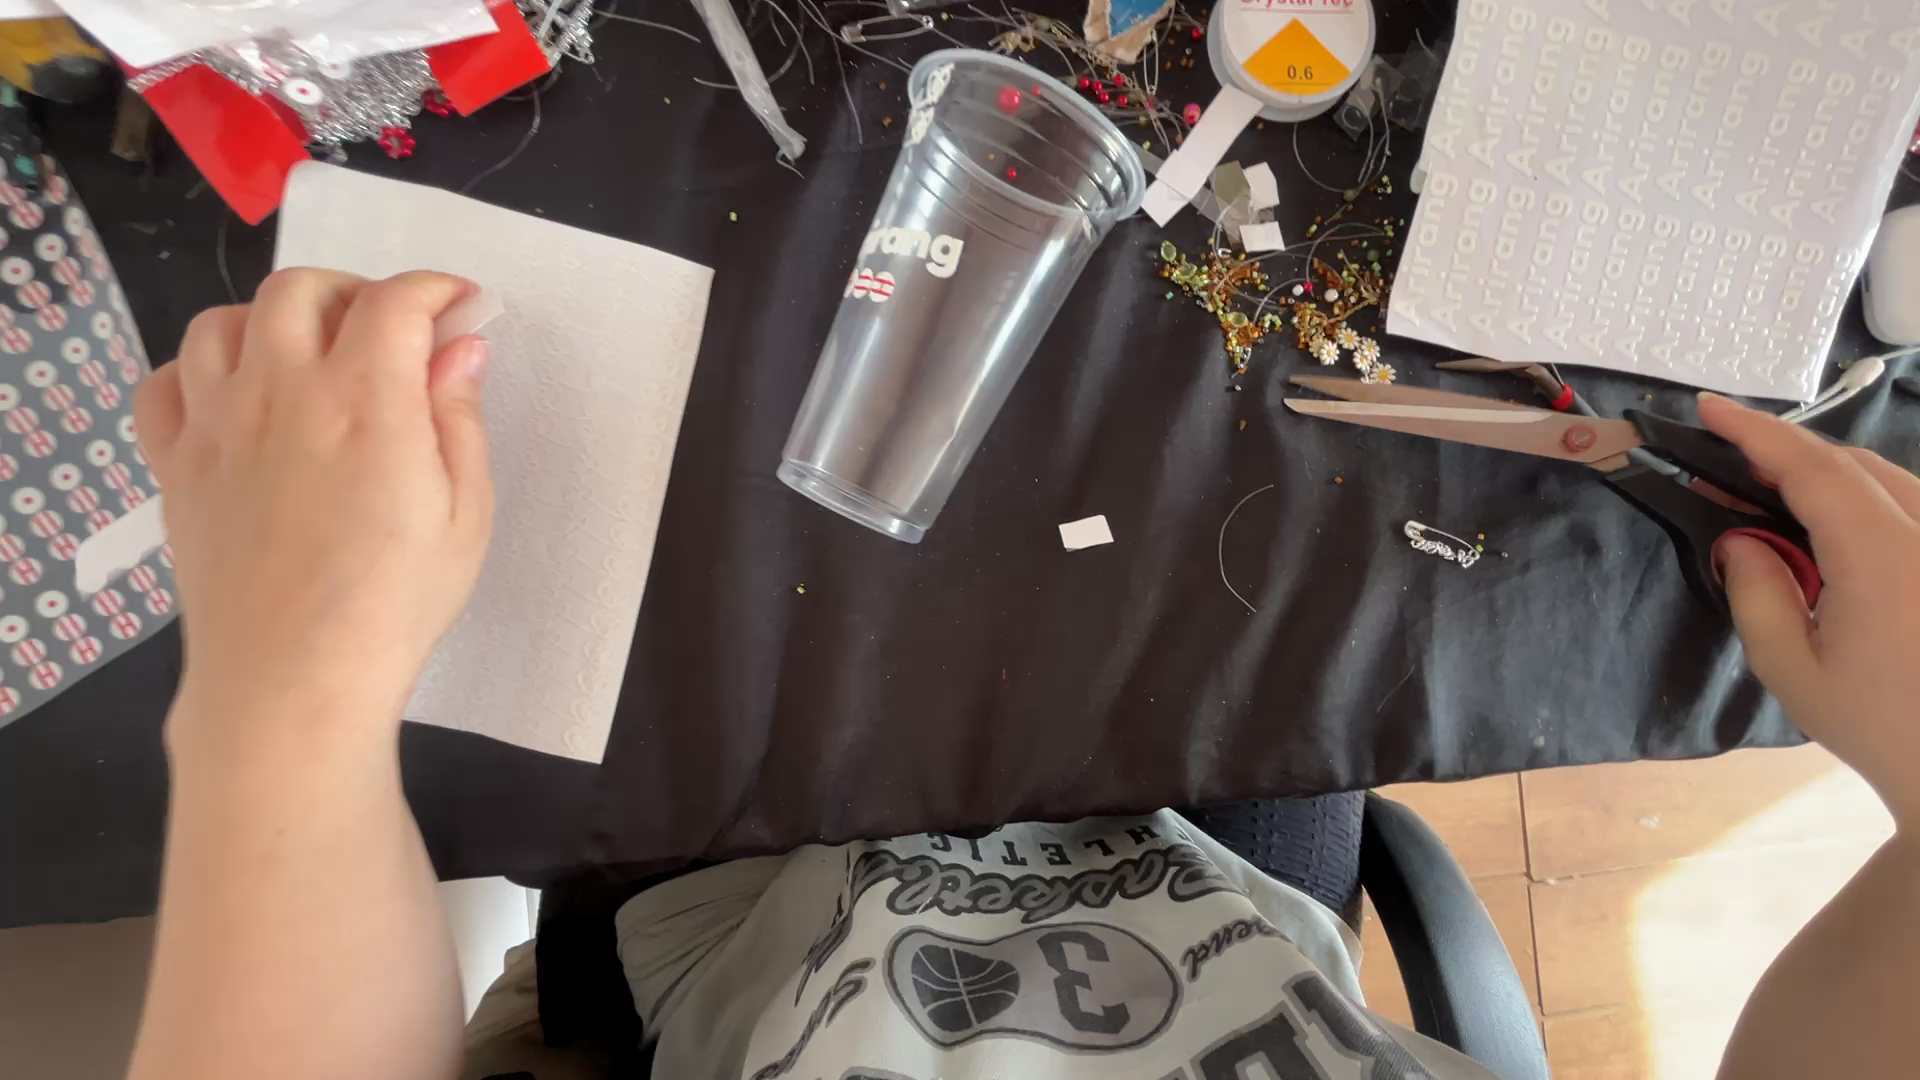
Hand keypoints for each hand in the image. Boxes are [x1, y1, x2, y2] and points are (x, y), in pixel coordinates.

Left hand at [135, 269, 492, 744]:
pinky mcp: (175, 460)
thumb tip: (463, 349)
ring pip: (226, 320)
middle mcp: (283, 393)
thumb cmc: (402, 596)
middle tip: (401, 329)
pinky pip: (170, 376)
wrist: (295, 673)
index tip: (464, 303)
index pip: (393, 304)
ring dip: (285, 317)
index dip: (434, 289)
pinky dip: (213, 361)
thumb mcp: (467, 511)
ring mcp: (216, 423)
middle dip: (361, 290)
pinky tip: (251, 392)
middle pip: (302, 290)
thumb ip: (461, 419)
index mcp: (368, 405)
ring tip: (326, 354)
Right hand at [1700, 393, 1919, 828]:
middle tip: (1721, 455)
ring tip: (1763, 488)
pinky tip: (1824, 522)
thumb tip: (1741, 538)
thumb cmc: (1880, 723)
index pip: (1816, 471)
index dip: (1759, 433)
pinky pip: (1911, 510)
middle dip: (1786, 448)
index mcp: (1888, 561)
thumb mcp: (1789, 663)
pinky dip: (1860, 498)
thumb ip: (1757, 591)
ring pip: (1895, 482)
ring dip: (1824, 473)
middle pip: (1861, 466)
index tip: (1708, 410)